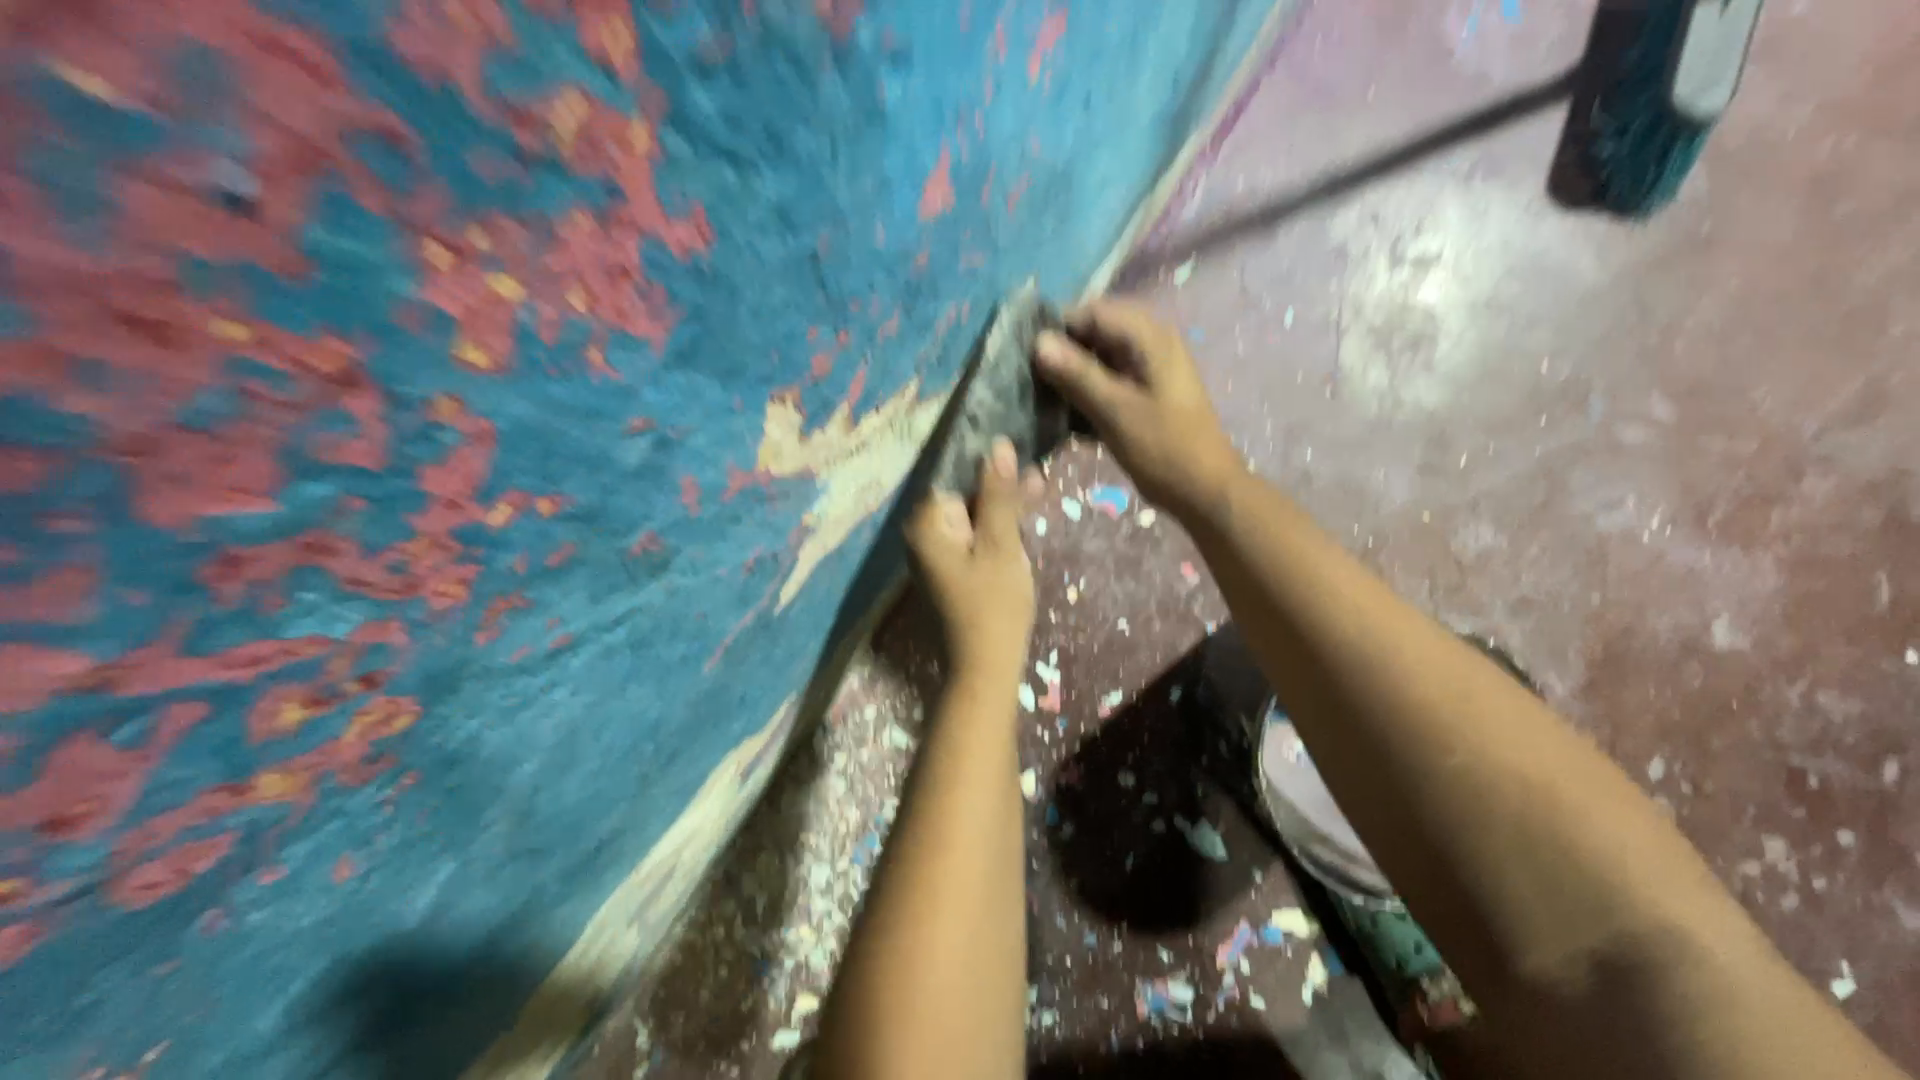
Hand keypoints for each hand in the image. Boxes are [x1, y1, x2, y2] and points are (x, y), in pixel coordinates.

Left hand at [905, 436, 1036, 680]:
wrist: (984, 670)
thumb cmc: (993, 606)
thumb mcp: (1000, 545)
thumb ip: (998, 495)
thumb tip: (999, 446)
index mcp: (926, 526)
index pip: (953, 477)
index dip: (988, 466)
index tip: (1019, 455)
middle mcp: (923, 538)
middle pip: (963, 497)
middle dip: (999, 487)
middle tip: (1038, 475)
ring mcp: (935, 557)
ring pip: (971, 519)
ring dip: (1002, 508)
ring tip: (1039, 489)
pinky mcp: (950, 574)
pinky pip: (972, 540)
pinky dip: (995, 532)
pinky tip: (1023, 522)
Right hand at [1034, 299, 1238, 522]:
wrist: (1204, 492)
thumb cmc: (1163, 448)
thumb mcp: (1114, 410)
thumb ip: (1076, 373)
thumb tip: (1039, 341)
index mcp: (1150, 338)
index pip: (1094, 312)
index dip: (1059, 328)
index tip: (1028, 357)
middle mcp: (1152, 344)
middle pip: (1096, 333)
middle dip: (1064, 354)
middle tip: (1033, 380)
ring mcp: (1150, 370)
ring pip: (1101, 359)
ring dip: (1073, 377)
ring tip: (1044, 401)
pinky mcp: (1146, 395)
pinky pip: (1110, 382)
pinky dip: (1088, 394)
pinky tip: (1068, 419)